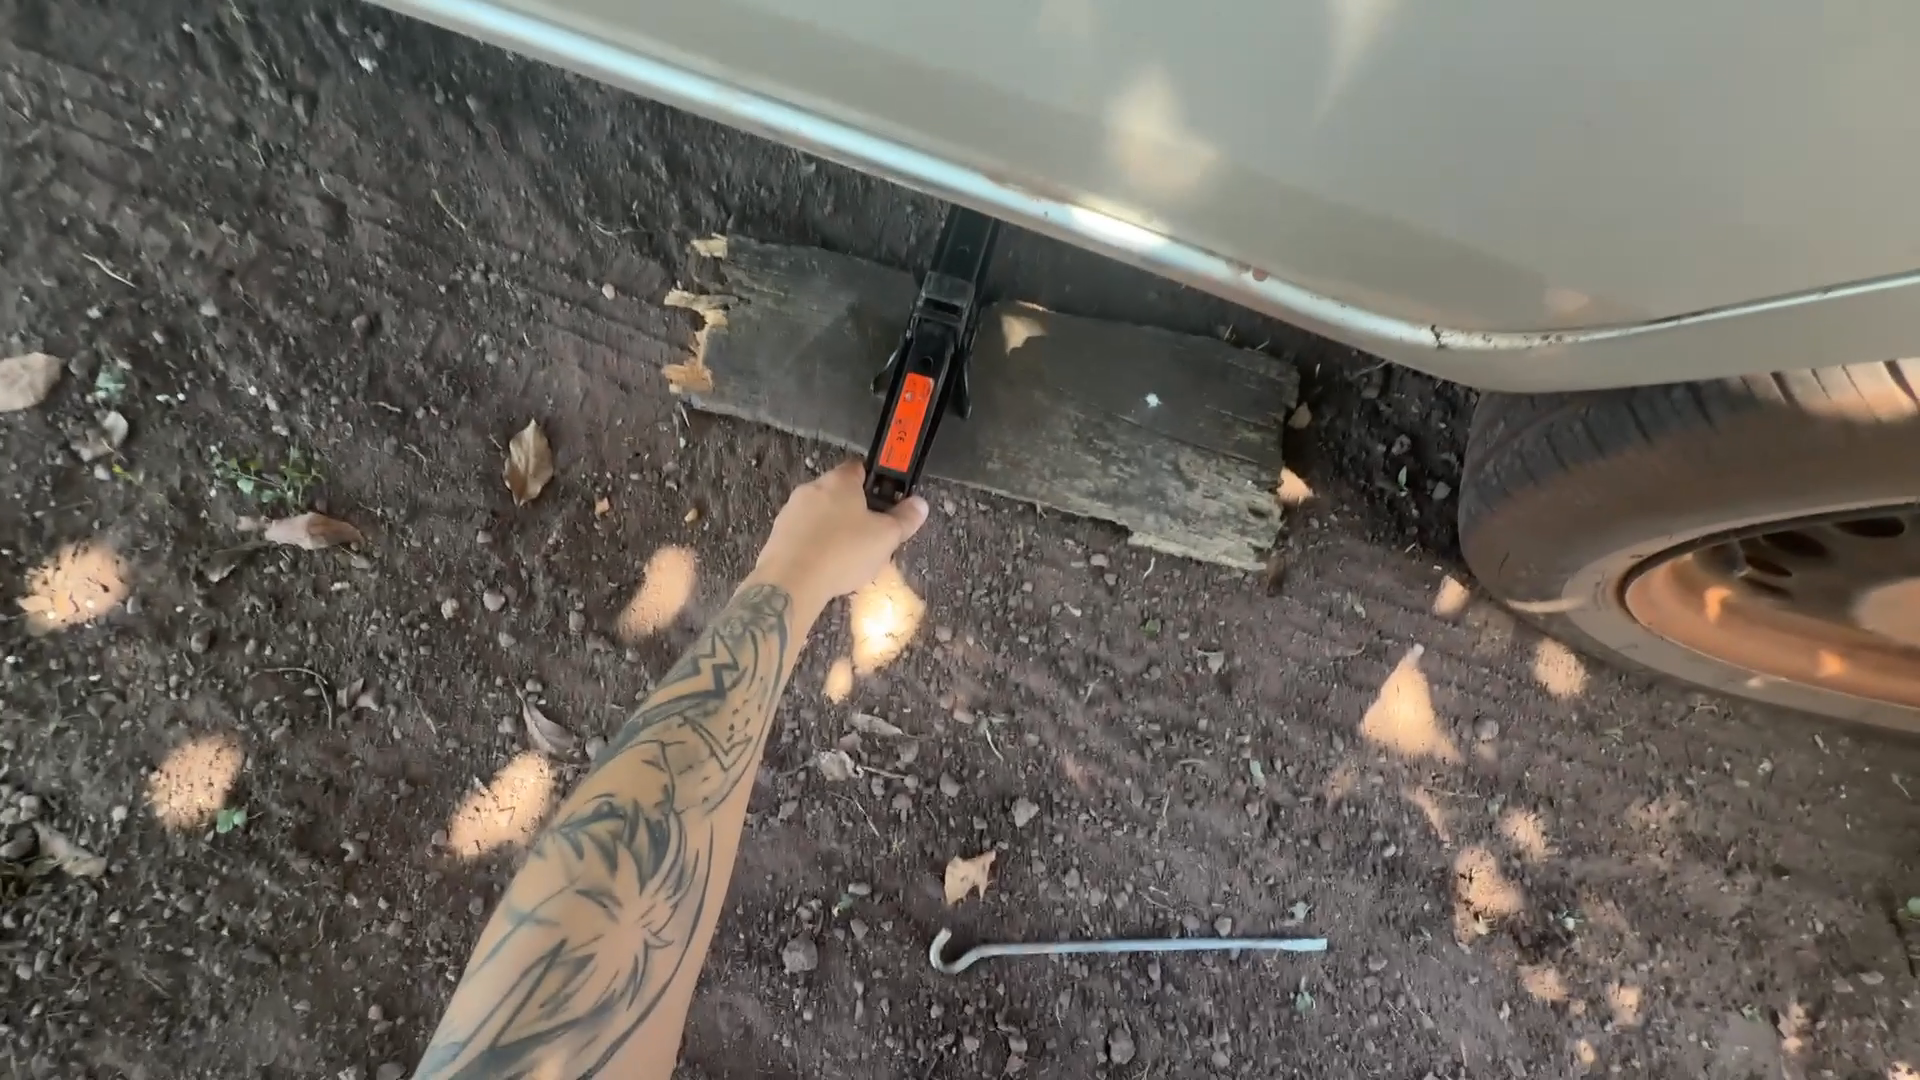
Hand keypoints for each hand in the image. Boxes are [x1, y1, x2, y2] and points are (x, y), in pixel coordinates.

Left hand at [744, 461, 930, 615]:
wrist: (791, 583)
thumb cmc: (843, 552)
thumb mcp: (886, 537)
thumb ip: (905, 519)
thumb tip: (920, 504)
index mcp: (839, 480)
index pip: (861, 467)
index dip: (877, 482)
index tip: (887, 502)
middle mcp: (811, 488)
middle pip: (839, 492)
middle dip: (856, 510)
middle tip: (872, 535)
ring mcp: (790, 511)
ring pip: (821, 514)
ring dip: (834, 528)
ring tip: (849, 556)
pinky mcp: (777, 535)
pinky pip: (804, 534)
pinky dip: (816, 545)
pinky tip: (826, 566)